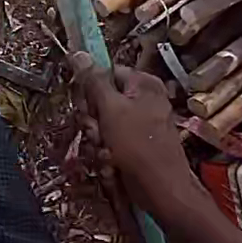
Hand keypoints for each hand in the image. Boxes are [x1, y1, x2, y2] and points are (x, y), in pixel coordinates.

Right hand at [69, 53, 217, 230]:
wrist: (162, 190)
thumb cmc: (138, 145)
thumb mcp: (111, 109)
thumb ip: (94, 82)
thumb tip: (79, 52)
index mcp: (143, 83)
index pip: (106, 73)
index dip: (91, 90)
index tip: (86, 107)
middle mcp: (144, 98)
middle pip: (102, 99)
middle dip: (94, 120)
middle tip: (98, 133)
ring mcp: (140, 122)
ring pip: (102, 123)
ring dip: (98, 139)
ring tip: (106, 151)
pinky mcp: (135, 143)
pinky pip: (111, 140)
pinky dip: (106, 151)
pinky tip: (110, 162)